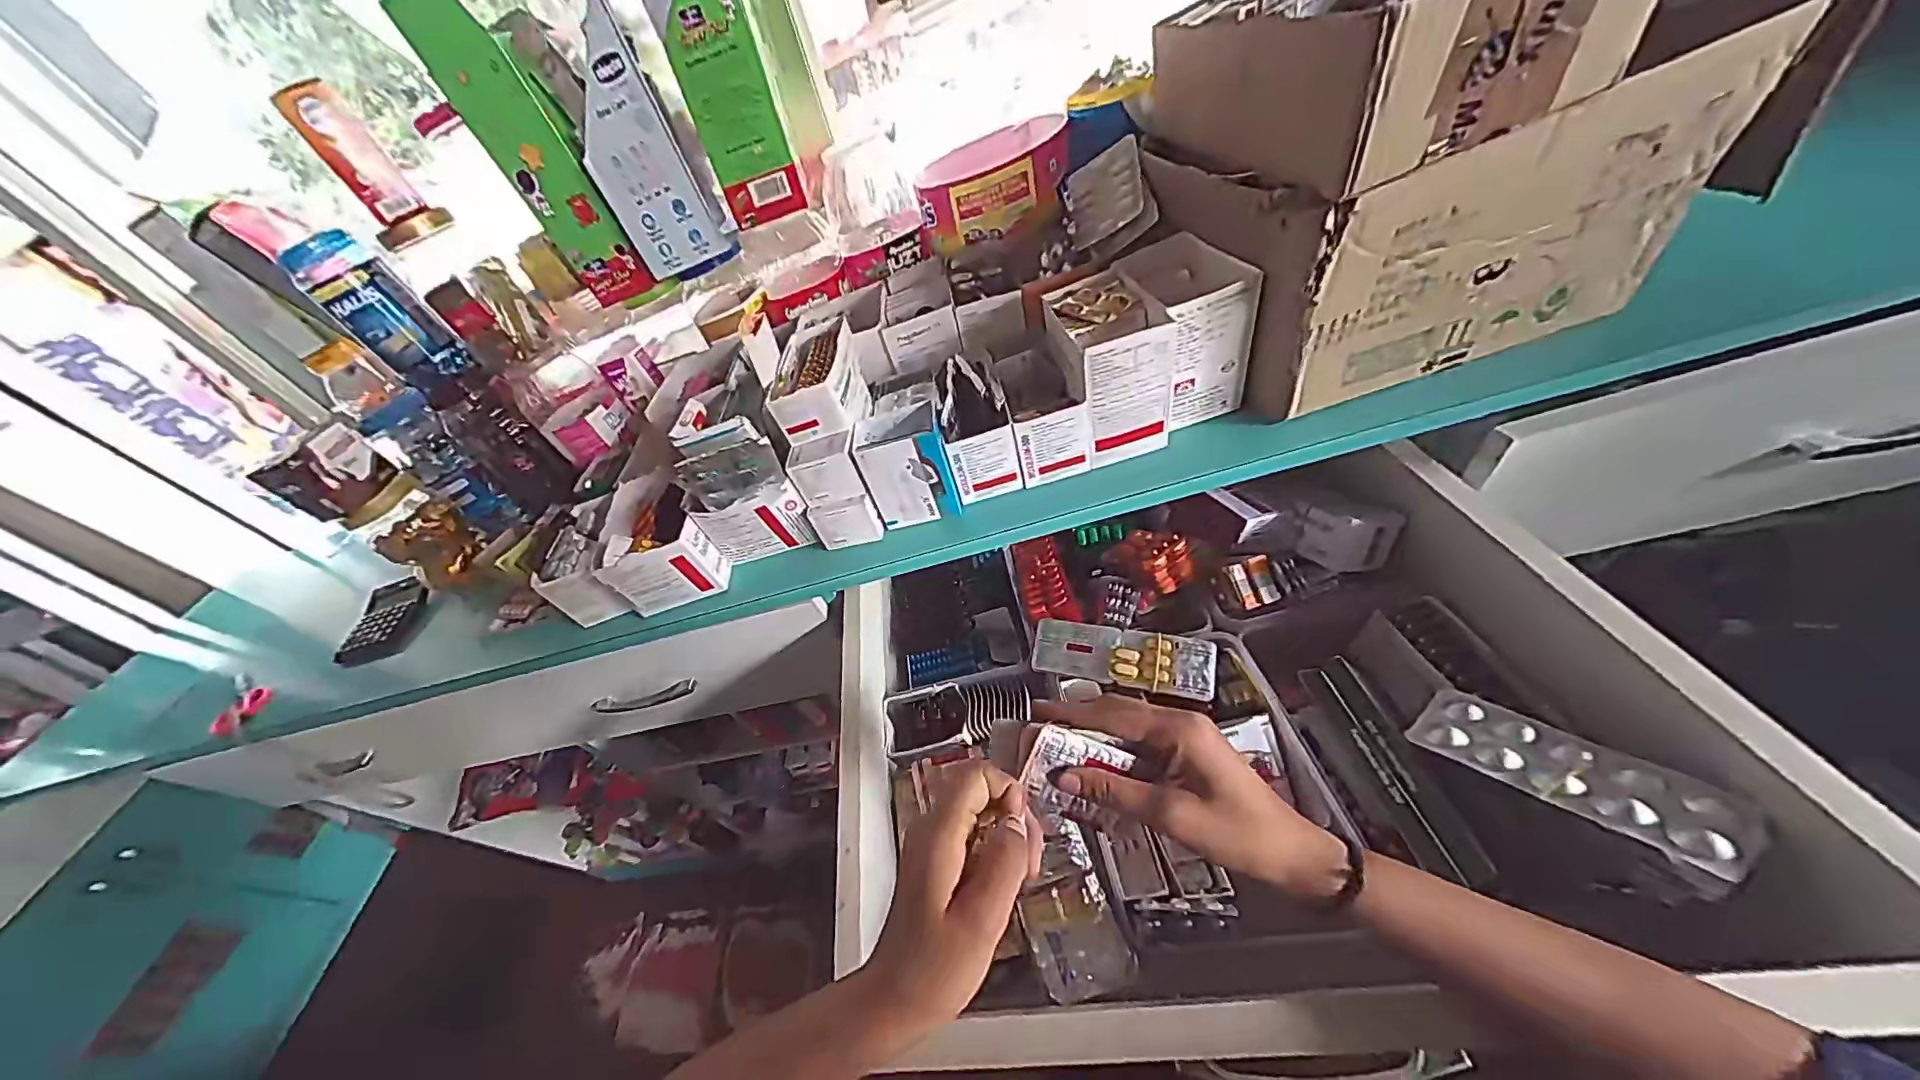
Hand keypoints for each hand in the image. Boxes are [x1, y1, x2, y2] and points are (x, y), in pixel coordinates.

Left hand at [860, 758, 1041, 1027]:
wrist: (896, 998)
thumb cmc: (933, 971)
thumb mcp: (982, 921)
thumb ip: (1005, 863)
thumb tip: (1019, 822)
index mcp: (938, 836)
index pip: (975, 774)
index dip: (1009, 791)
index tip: (1023, 832)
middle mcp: (932, 829)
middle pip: (982, 787)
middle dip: (1016, 816)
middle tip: (1027, 862)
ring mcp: (935, 843)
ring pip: (983, 809)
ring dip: (1011, 835)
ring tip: (1019, 878)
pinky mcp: (941, 858)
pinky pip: (978, 833)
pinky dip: (999, 850)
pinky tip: (1004, 885)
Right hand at [1033, 696, 1349, 901]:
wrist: (1292, 853)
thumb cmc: (1238, 834)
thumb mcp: (1172, 815)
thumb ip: (1116, 791)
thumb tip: (1066, 776)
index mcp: (1179, 728)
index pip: (1112, 713)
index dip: (1071, 714)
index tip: (1037, 715)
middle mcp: (1180, 722)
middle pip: (1118, 712)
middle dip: (1077, 720)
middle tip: (1040, 729)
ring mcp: (1185, 736)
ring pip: (1128, 726)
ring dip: (1094, 736)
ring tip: (1058, 746)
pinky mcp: (1187, 752)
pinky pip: (1141, 744)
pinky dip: (1114, 751)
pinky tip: (1096, 764)